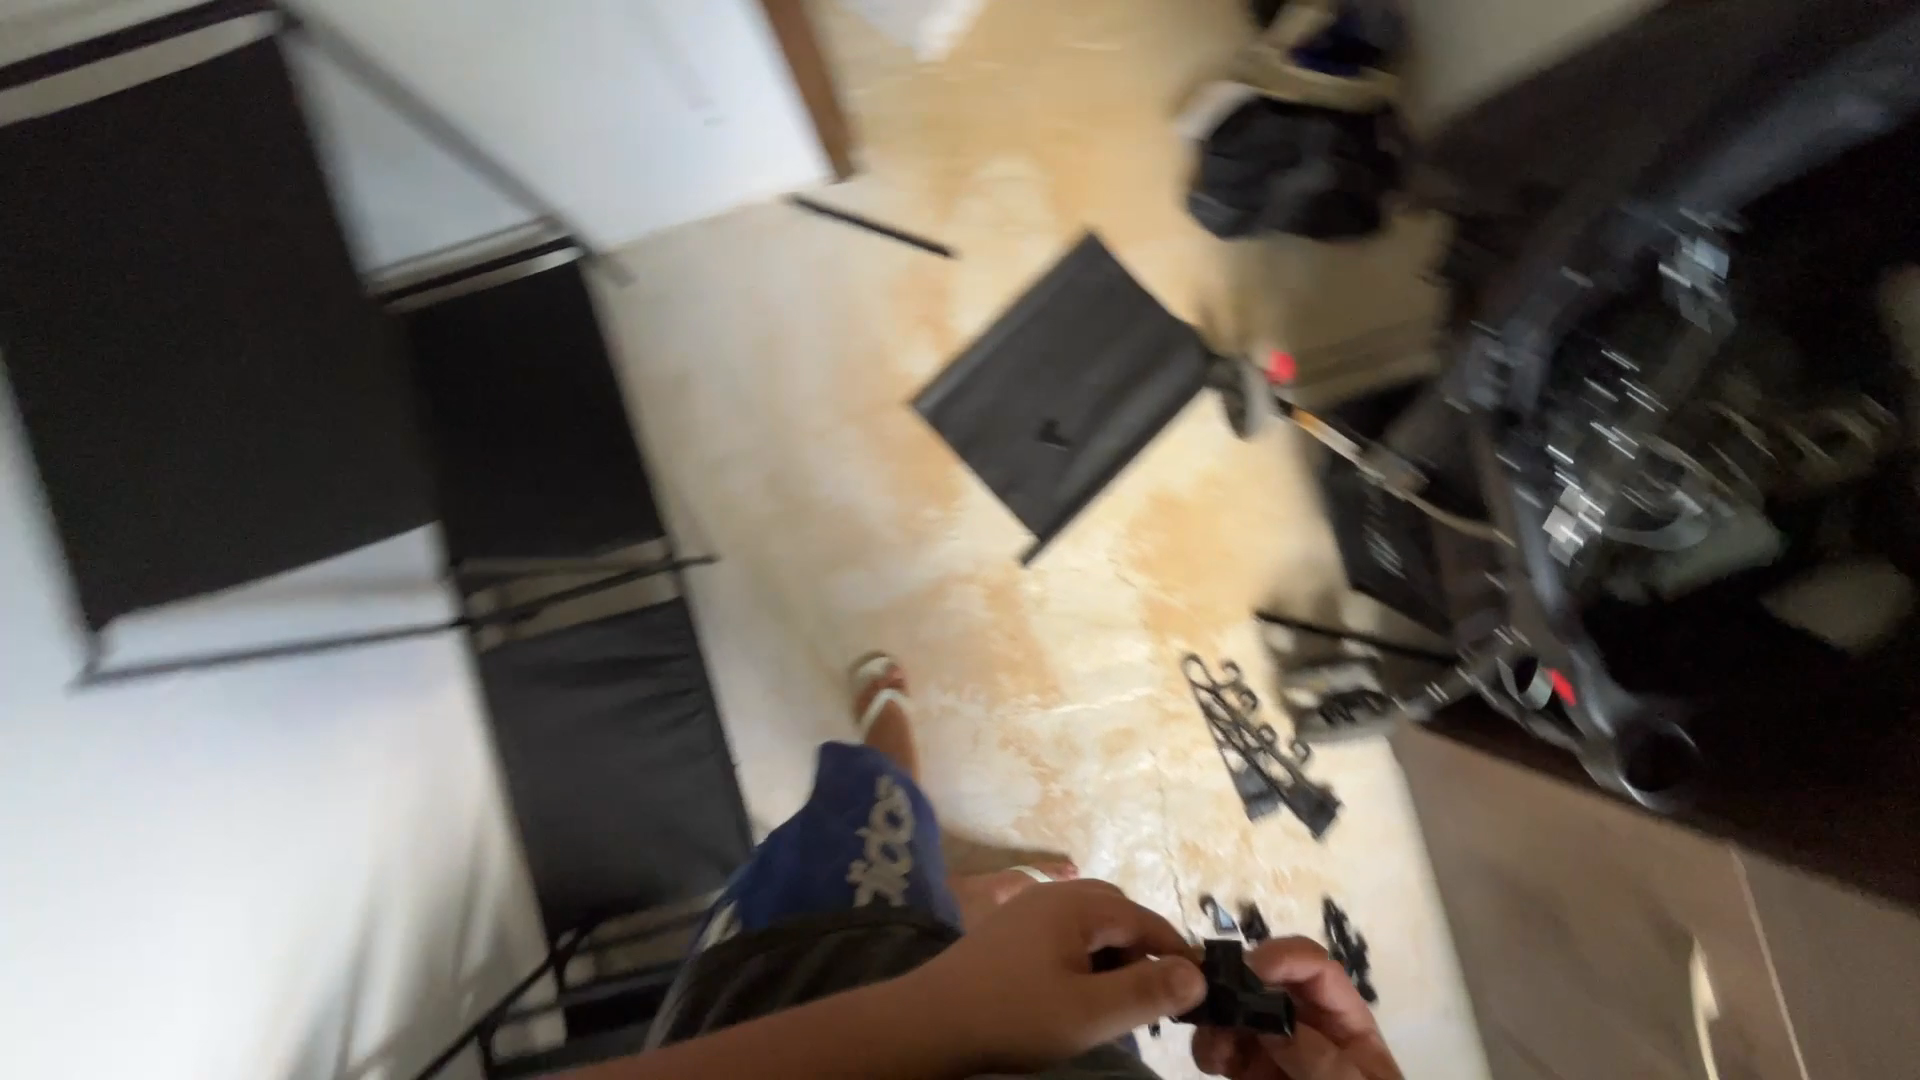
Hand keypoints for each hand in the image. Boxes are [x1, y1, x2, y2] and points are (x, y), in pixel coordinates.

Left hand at [906, 878, 1206, 1072]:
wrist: (932, 1021)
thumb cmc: (1015, 1015)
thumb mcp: (1091, 1013)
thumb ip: (1147, 991)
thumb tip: (1197, 974)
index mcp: (1076, 904)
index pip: (1143, 918)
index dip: (1175, 951)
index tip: (1202, 988)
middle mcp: (1053, 894)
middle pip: (1116, 912)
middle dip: (1143, 949)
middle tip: (1157, 998)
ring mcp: (1028, 908)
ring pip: (1089, 922)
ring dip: (1113, 954)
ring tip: (1119, 1002)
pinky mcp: (1010, 929)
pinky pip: (1063, 932)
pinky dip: (1085, 957)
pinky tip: (1079, 992)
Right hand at [1192, 937, 1401, 1079]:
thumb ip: (1322, 1063)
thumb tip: (1271, 1022)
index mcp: (1345, 1023)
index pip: (1314, 967)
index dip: (1283, 958)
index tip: (1252, 973)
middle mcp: (1305, 1025)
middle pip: (1264, 979)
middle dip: (1236, 984)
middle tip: (1214, 997)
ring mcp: (1274, 1049)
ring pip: (1235, 1008)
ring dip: (1217, 1015)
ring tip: (1213, 1045)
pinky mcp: (1248, 1072)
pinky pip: (1221, 1044)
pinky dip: (1208, 1045)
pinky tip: (1211, 1061)